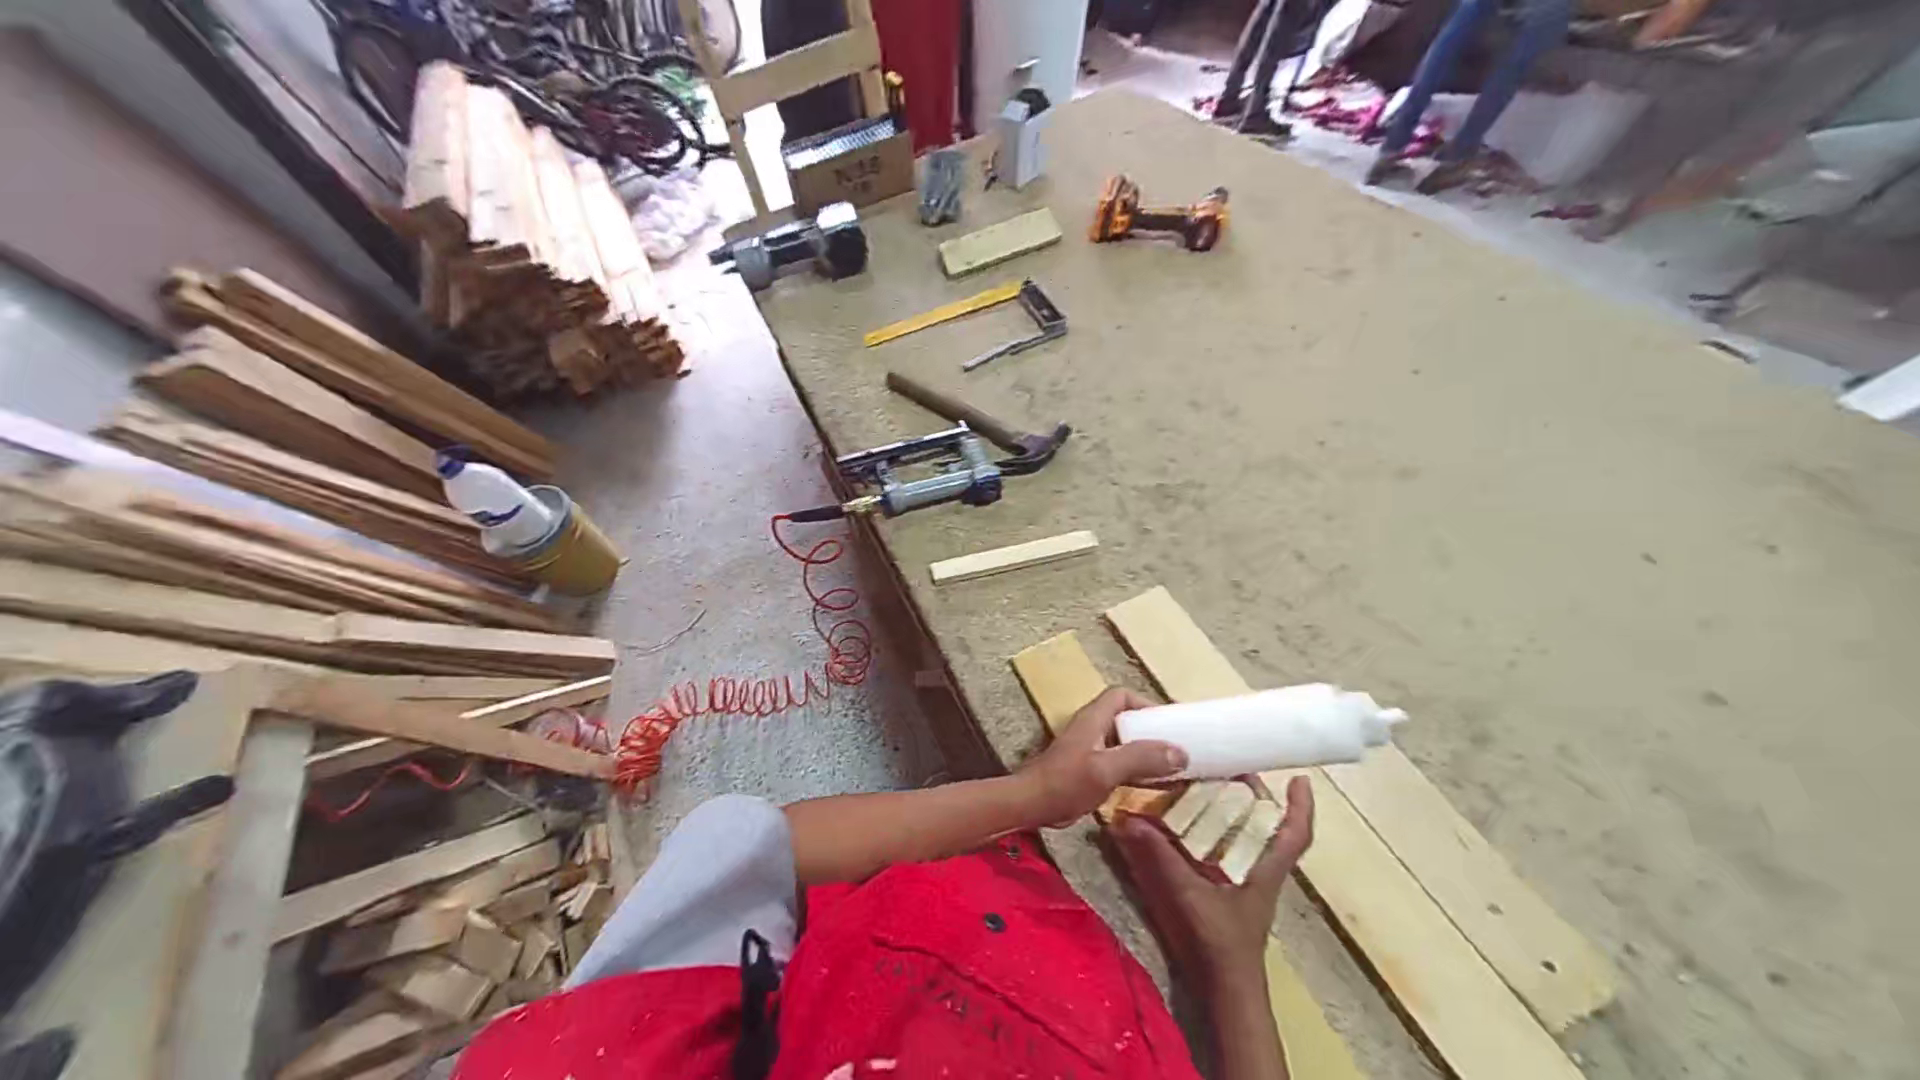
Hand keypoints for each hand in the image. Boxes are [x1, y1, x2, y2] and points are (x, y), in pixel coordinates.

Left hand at [1016, 688, 1186, 825]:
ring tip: (1176, 766)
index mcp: (1094, 719)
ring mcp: (1091, 751)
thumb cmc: (1065, 782)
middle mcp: (1093, 730)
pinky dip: (1141, 771)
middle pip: (1127, 720)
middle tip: (1177, 746)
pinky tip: (1159, 785)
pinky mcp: (1091, 771)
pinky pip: (1122, 764)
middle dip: (1153, 730)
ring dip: (1149, 753)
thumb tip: (1179, 752)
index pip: (1121, 696)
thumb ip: (1141, 759)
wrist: (1032, 806)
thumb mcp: (1106, 769)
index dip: (1145, 703)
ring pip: (1127, 744)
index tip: (1168, 721)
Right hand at [1110, 775, 1314, 982]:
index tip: (1301, 779)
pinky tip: (1188, 824)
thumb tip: (1128, 819)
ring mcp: (1244, 883)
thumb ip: (1160, 856)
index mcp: (1264, 869)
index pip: (1294, 834)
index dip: (1302, 806)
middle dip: (1254, 798)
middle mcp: (1258, 871)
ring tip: (1208, 786)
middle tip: (1229, 768)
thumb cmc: (1219, 942)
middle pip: (1267, 828)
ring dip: (1234, 815)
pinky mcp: (1226, 891)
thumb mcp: (1190, 894)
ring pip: (1247, 840)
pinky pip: (1225, 854)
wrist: (1224, 990)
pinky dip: (1212, 835)